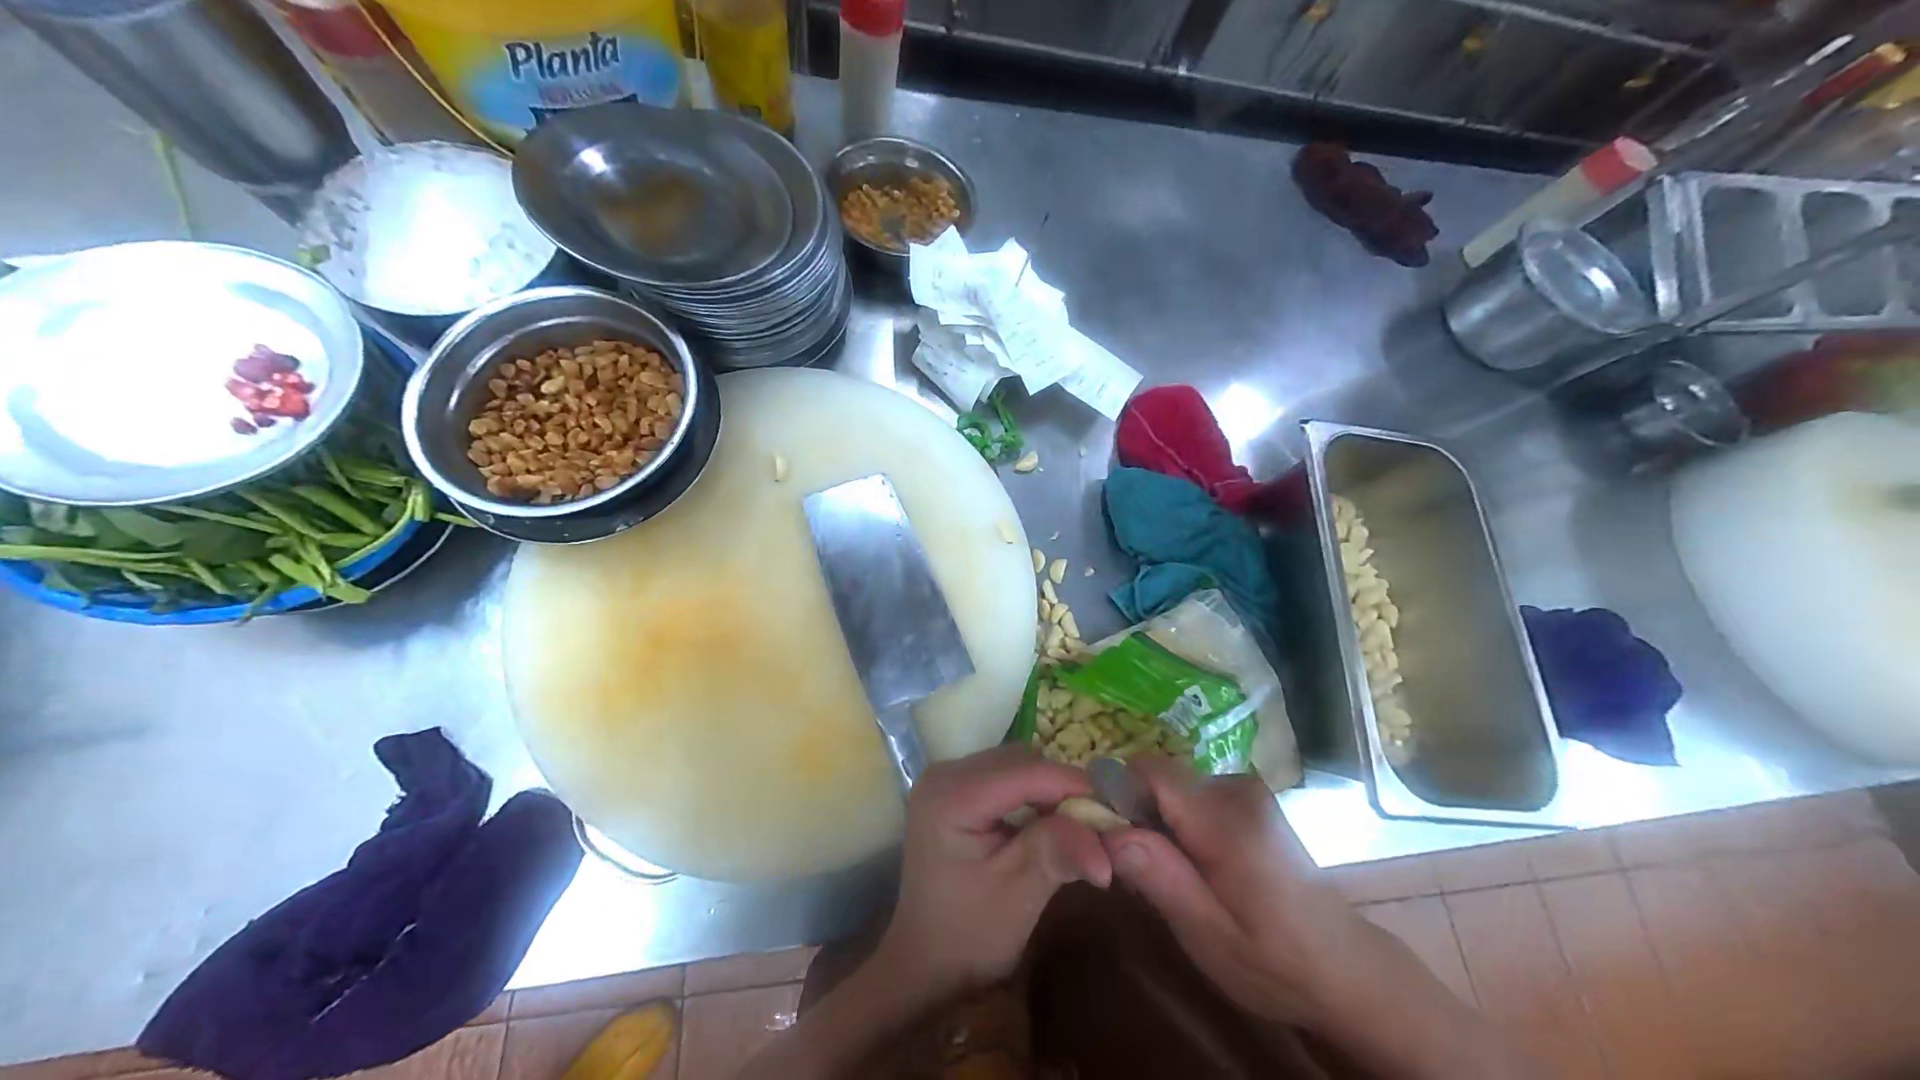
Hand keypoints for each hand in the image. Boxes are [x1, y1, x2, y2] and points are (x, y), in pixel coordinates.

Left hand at [873, 745, 1113, 1006]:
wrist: (929, 963)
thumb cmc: (969, 935)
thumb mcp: (1017, 895)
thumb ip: (1056, 852)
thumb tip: (1108, 837)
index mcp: (950, 795)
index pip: (1024, 771)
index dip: (1073, 785)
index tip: (1116, 808)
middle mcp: (943, 774)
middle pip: (1020, 762)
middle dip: (1062, 788)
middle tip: (1098, 824)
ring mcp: (946, 780)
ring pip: (1016, 765)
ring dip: (1049, 790)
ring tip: (1078, 826)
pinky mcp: (955, 791)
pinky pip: (1005, 777)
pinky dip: (1033, 795)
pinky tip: (1048, 824)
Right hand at [1100, 755, 1360, 1025]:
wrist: (1346, 968)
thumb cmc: (1274, 961)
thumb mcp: (1208, 935)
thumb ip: (1160, 878)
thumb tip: (1108, 830)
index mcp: (1226, 819)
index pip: (1149, 771)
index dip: (1117, 792)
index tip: (1106, 835)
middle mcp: (1236, 789)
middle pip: (1158, 777)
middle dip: (1135, 814)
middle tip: (1138, 871)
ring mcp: (1247, 790)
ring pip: (1172, 786)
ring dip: (1156, 821)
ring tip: (1168, 874)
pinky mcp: (1250, 799)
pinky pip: (1193, 794)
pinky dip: (1179, 821)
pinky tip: (1194, 866)